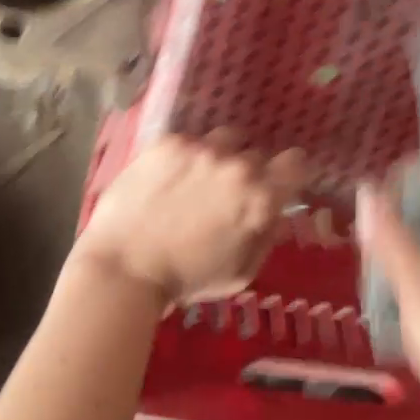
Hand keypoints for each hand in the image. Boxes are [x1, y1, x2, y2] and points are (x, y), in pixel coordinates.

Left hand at [76, 130, 306, 304]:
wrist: (124, 269)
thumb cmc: (187, 280)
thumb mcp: (242, 272)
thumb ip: (266, 237)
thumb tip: (276, 213)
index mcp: (261, 197)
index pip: (296, 162)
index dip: (288, 172)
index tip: (277, 182)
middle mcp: (237, 165)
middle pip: (256, 154)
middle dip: (247, 172)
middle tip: (225, 194)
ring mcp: (200, 149)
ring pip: (224, 140)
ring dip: (219, 157)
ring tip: (197, 179)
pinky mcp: (167, 143)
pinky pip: (188, 141)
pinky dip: (184, 157)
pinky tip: (168, 179)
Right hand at [354, 185, 419, 416]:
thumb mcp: (414, 286)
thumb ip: (391, 240)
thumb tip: (367, 193)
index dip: (409, 186)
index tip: (377, 197)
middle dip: (399, 216)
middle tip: (369, 230)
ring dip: (400, 241)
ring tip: (373, 253)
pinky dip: (409, 263)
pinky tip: (387, 279)